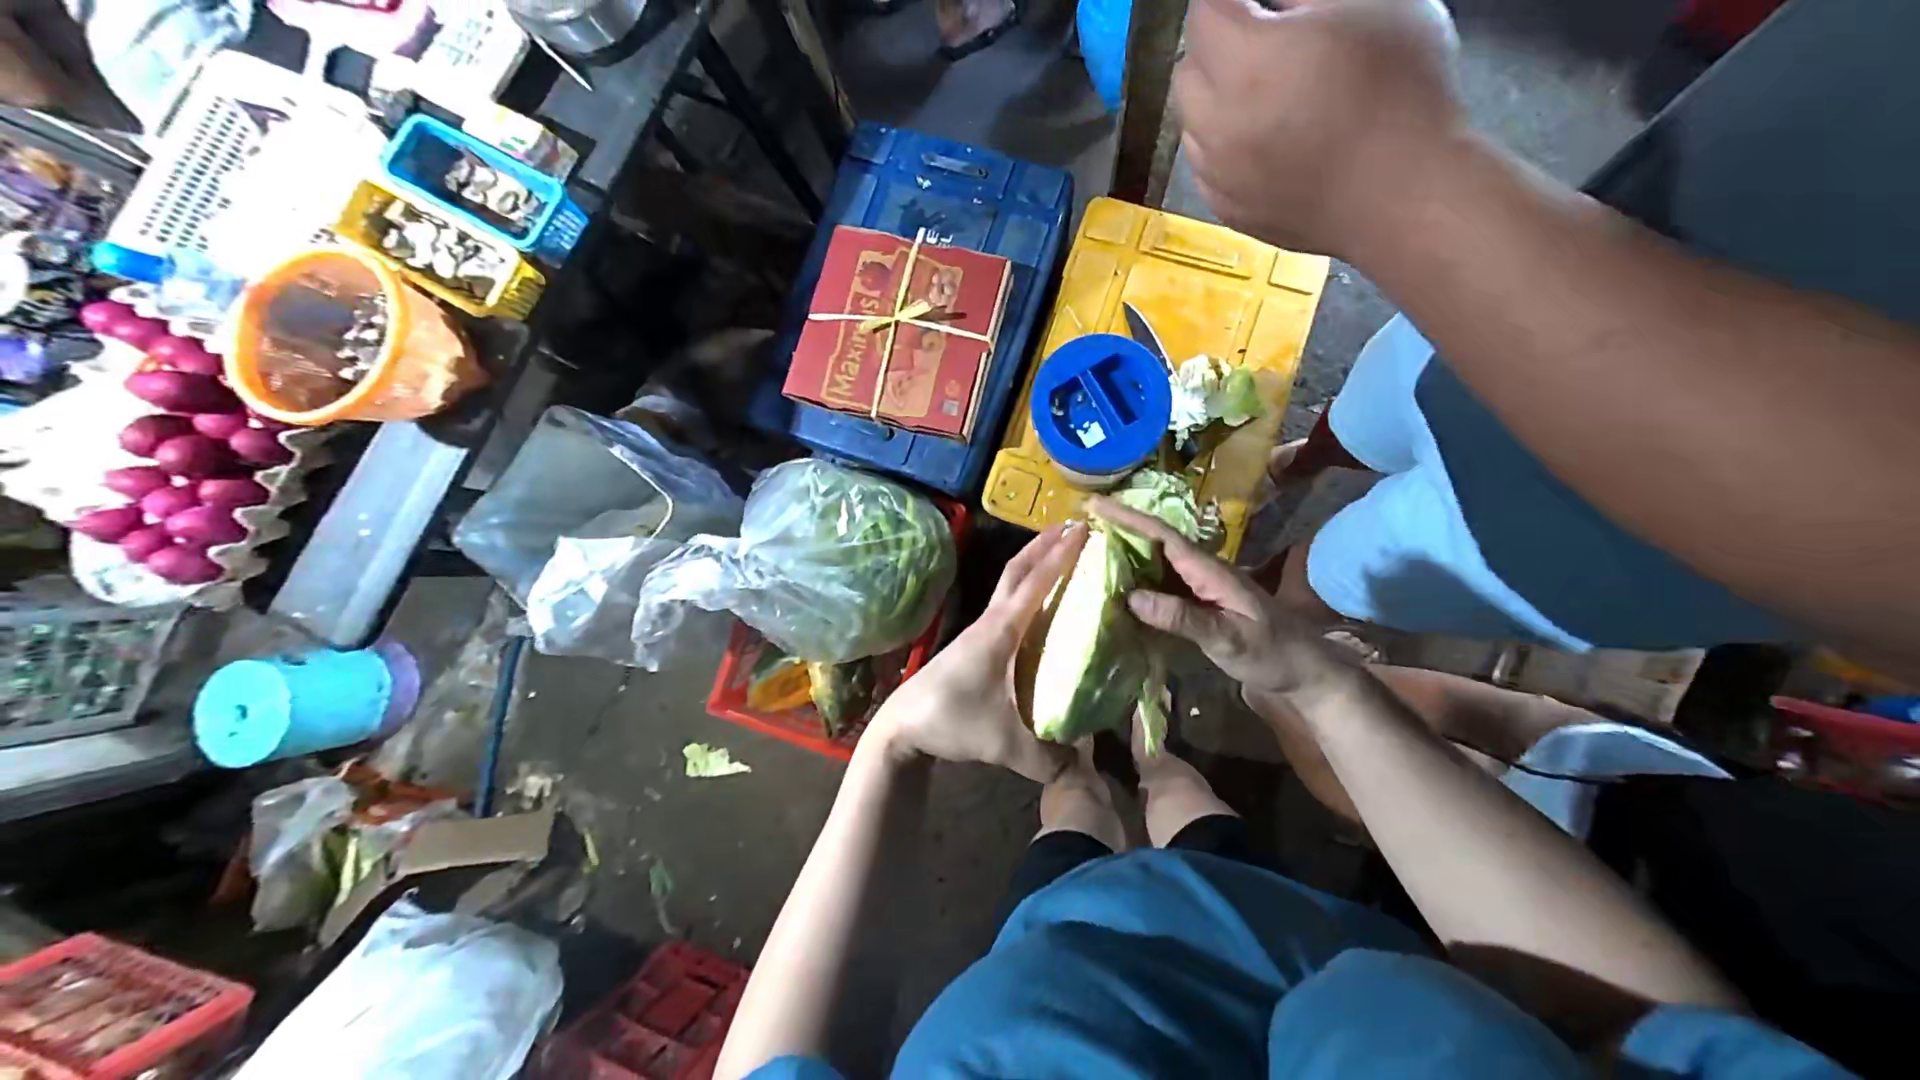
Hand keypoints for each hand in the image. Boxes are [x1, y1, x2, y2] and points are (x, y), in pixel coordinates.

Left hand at [867, 524, 1085, 782]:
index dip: (1059, 556)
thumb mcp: (1002, 745)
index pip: (1033, 584)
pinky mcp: (975, 643)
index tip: (1083, 531)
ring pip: (1010, 584)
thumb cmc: (949, 722)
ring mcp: (979, 630)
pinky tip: (1041, 600)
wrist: (901, 726)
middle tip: (1075, 525)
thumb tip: (1085, 769)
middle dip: (1045, 544)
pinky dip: (1027, 588)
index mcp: (999, 632)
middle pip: (1018, 570)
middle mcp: (989, 622)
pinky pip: (1007, 604)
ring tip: (1063, 550)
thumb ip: (1047, 758)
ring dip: (1035, 562)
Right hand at [1086, 497, 1353, 703]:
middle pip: (1154, 542)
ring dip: (1124, 554)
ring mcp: (1199, 588)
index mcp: (1209, 571)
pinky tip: (1116, 589)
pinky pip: (1160, 586)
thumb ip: (1182, 618)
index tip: (1095, 505)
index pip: (1162, 536)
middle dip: (1119, 529)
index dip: (1128, 519)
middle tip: (1079, 526)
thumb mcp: (1228, 639)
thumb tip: (1132, 597)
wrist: (1305, 673)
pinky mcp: (1198, 604)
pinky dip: (1136, 582)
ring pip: (1155, 563)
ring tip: (1087, 551)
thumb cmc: (1272, 653)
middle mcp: (1201, 571)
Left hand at [1175, 0, 1463, 257]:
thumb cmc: (1399, 91)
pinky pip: (1206, 169)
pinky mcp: (1226, 210)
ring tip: (1267, 96)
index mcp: (1245, 63)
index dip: (1225, 0)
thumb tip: (1271, 4)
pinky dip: (1223, 149)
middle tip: (1261, 43)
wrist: (1401, 195)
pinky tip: (1264, 142)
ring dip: (1216, 102)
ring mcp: (1216, 175)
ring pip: (1191, 124)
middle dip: (1215, 49)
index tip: (1249, 2)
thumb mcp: (1369, 2)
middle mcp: (1215, 124)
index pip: (1203, 13)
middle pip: (1188, 70)